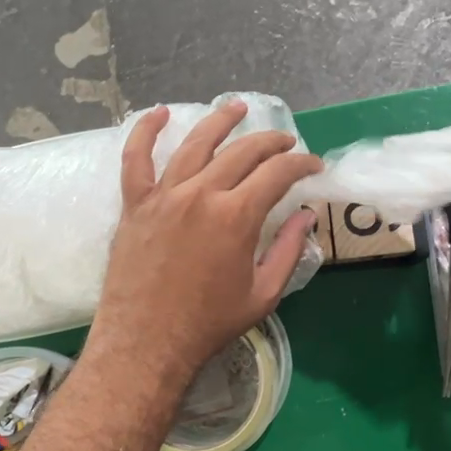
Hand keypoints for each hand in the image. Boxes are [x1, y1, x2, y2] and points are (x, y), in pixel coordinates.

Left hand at [91, 101, 322, 386]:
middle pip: (242, 152)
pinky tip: (159, 113)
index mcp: (236, 216)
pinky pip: (136, 158)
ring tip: (236, 107)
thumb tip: (306, 217)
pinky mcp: (135, 204)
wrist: (146, 342)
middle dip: (271, 142)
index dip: (302, 164)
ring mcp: (164, 195)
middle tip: (286, 142)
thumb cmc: (209, 324)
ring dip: (219, 121)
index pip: (278, 173)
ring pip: (195, 143)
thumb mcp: (263, 294)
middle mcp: (201, 194)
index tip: (314, 166)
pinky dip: (145, 131)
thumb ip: (288, 250)